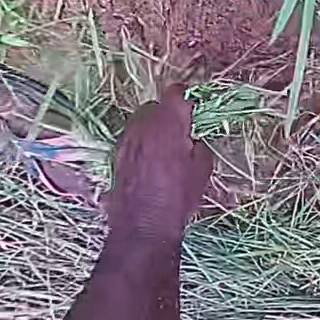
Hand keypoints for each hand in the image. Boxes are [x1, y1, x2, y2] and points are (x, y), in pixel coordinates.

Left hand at [105, 85, 213, 243]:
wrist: (144, 225)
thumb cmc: (178, 197)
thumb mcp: (202, 169)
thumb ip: (199, 145)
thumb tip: (194, 139)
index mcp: (168, 124)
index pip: (175, 94)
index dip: (186, 95)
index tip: (194, 103)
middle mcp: (143, 126)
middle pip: (156, 106)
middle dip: (169, 113)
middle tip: (183, 129)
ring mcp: (127, 140)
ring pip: (141, 121)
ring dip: (154, 127)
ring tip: (167, 147)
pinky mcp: (117, 155)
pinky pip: (133, 138)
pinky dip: (143, 142)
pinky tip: (152, 161)